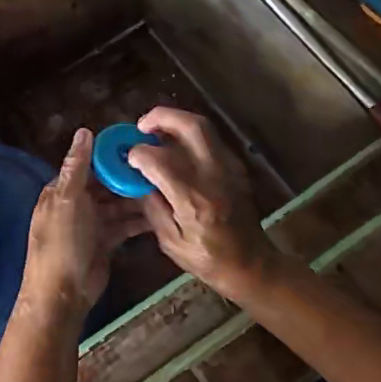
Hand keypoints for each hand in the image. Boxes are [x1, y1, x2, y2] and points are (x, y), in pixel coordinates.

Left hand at [23, 129, 150, 320]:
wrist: (63, 294)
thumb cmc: (62, 242)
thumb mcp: (68, 200)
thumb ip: (77, 166)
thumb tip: (84, 131)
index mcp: (61, 190)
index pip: (88, 166)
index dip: (111, 157)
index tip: (139, 148)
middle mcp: (75, 204)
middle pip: (106, 185)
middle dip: (127, 179)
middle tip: (159, 169)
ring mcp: (90, 224)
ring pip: (117, 205)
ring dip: (136, 199)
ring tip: (164, 189)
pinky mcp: (104, 242)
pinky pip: (124, 225)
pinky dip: (138, 220)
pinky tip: (160, 213)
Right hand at [127, 107, 284, 301]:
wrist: (251, 263)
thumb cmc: (207, 259)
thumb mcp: (170, 241)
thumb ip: (152, 206)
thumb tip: (138, 178)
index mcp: (194, 200)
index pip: (161, 161)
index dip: (139, 154)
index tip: (129, 158)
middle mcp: (214, 176)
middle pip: (191, 127)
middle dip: (162, 117)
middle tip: (142, 126)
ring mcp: (230, 168)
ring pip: (204, 126)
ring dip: (176, 121)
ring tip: (156, 131)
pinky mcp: (237, 167)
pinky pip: (211, 139)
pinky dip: (189, 134)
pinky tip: (176, 146)